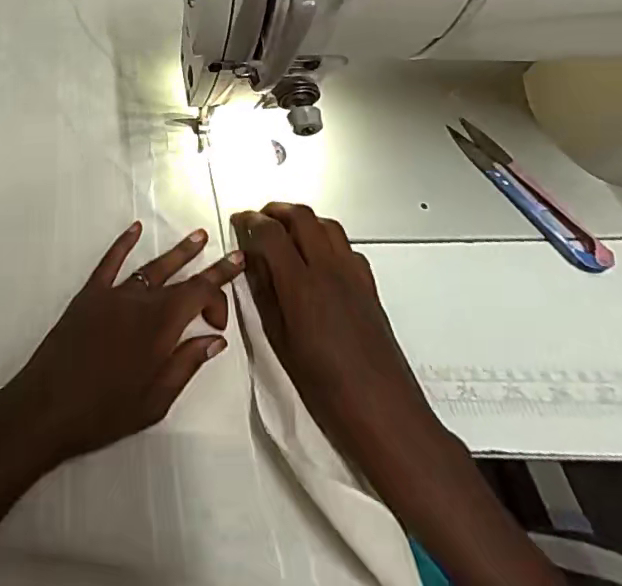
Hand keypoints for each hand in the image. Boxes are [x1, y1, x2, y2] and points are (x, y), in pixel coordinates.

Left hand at [0, 221, 243, 466]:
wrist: (48, 405)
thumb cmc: (106, 410)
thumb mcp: (157, 399)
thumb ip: (186, 364)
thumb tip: (215, 339)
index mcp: (160, 326)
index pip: (199, 295)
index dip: (217, 300)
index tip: (219, 324)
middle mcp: (139, 301)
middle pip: (181, 277)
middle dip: (210, 267)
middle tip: (234, 254)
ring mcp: (112, 295)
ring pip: (151, 267)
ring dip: (177, 252)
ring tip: (198, 236)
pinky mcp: (89, 295)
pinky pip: (109, 262)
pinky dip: (124, 243)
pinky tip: (135, 229)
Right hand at [231, 202, 439, 453]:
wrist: (382, 411)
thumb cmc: (328, 386)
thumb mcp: (279, 339)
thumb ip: (264, 294)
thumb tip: (253, 265)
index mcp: (301, 285)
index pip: (270, 232)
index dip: (250, 221)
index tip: (240, 222)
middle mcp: (330, 272)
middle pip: (302, 217)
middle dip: (276, 210)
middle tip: (258, 218)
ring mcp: (354, 276)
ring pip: (327, 225)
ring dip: (303, 219)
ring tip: (285, 230)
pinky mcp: (369, 287)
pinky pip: (346, 247)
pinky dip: (326, 239)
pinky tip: (316, 257)